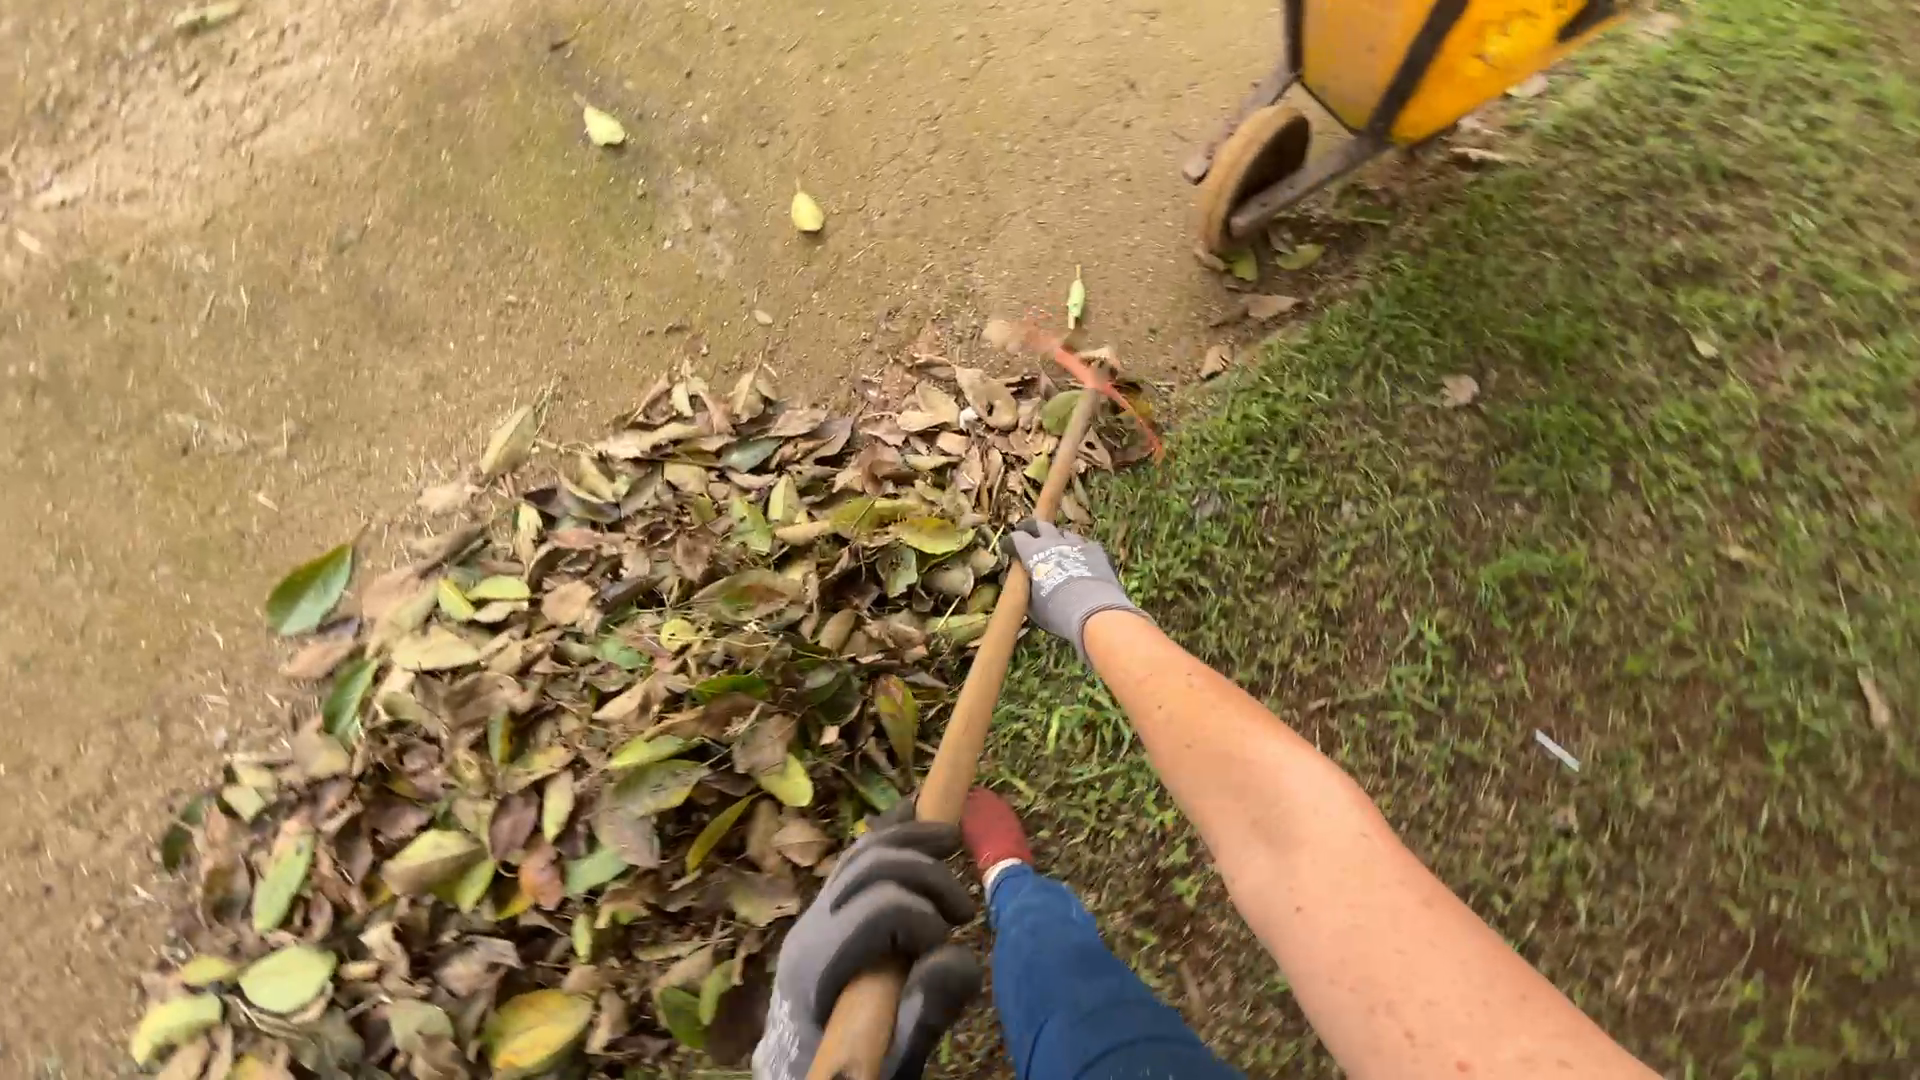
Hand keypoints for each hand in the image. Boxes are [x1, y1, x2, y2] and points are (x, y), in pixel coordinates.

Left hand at [752, 818, 982, 1079]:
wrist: (812, 1065)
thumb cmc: (856, 1065)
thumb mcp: (896, 1057)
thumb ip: (924, 1012)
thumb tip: (953, 955)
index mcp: (821, 965)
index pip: (880, 910)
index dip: (923, 918)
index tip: (948, 943)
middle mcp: (812, 925)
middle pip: (873, 866)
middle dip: (927, 875)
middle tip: (964, 910)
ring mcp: (817, 908)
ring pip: (865, 848)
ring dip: (914, 839)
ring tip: (952, 839)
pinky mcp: (829, 902)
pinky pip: (860, 851)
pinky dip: (893, 829)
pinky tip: (917, 808)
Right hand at [1003, 520, 1147, 657]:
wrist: (1093, 610)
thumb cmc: (1055, 609)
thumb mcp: (1032, 604)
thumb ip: (1025, 588)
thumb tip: (1021, 584)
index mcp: (1032, 552)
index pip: (1017, 537)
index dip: (1011, 542)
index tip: (1009, 548)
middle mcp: (1053, 541)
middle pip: (1041, 525)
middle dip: (1033, 529)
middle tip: (1030, 536)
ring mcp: (1076, 543)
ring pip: (1064, 532)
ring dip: (1058, 538)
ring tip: (1058, 547)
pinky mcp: (1096, 550)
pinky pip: (1084, 544)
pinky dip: (1079, 549)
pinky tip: (1081, 559)